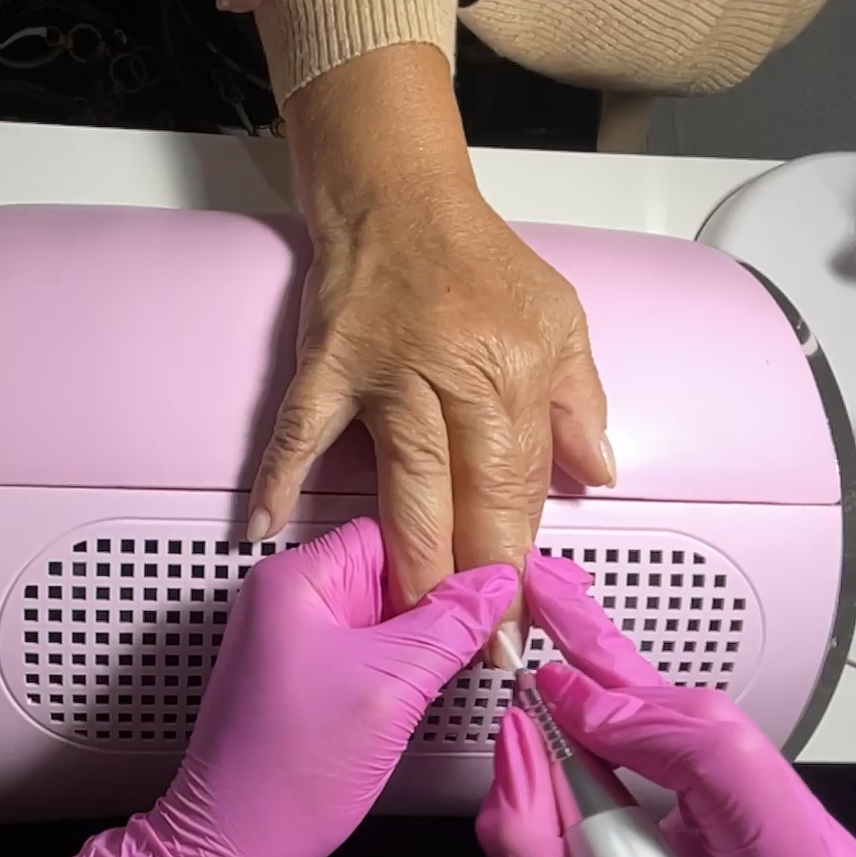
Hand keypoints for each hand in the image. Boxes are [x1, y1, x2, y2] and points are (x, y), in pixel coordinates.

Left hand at [65, 517, 514, 856]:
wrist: (237, 843)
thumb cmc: (284, 773)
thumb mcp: (390, 687)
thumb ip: (450, 624)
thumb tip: (494, 581)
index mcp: (293, 581)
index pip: (387, 535)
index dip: (444, 555)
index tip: (493, 580)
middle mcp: (285, 599)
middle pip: (384, 571)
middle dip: (437, 600)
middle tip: (490, 623)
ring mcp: (291, 636)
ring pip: (378, 612)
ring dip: (421, 633)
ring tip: (464, 655)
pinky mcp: (301, 671)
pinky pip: (362, 645)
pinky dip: (398, 659)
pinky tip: (425, 680)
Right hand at [247, 44, 613, 663]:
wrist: (399, 200)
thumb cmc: (479, 263)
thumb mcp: (559, 320)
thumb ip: (579, 403)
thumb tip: (596, 475)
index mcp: (515, 374)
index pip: (522, 485)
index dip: (522, 557)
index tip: (522, 618)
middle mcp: (454, 381)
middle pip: (466, 500)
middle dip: (474, 585)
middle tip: (478, 656)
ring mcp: (382, 376)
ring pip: (398, 484)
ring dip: (405, 561)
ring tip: (408, 629)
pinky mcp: (324, 368)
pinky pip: (297, 431)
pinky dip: (277, 477)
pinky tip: (259, 529)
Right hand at [476, 555, 855, 856]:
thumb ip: (524, 826)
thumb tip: (521, 729)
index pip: (723, 758)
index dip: (629, 710)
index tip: (554, 696)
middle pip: (720, 729)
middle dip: (618, 668)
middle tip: (556, 600)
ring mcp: (827, 848)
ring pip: (713, 731)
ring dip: (626, 690)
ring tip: (570, 626)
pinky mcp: (794, 828)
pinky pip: (710, 750)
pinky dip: (643, 717)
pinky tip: (602, 681)